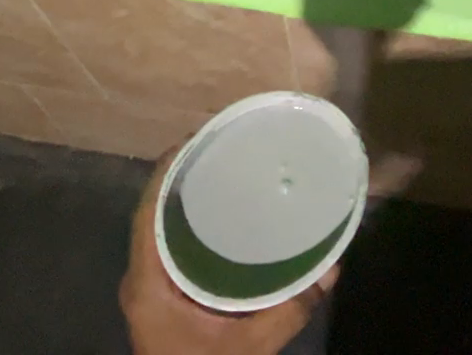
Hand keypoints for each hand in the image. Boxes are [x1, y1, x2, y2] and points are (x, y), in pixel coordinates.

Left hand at [119, 150, 337, 354]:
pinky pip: (168, 245)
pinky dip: (189, 223)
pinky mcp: (160, 298)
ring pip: (159, 227)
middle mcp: (141, 278)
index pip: (147, 210)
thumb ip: (290, 308)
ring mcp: (148, 288)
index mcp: (149, 282)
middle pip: (153, 212)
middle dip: (182, 175)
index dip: (166, 170)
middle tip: (222, 149)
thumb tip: (331, 267)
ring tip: (224, 170)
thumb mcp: (252, 347)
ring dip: (184, 198)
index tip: (196, 138)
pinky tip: (222, 215)